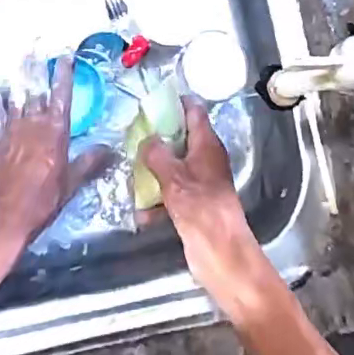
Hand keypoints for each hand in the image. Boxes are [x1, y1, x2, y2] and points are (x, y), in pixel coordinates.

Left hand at [0, 54, 113, 247]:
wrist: (4, 219)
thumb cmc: (43, 201)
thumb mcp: (71, 184)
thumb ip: (90, 162)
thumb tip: (112, 148)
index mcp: (56, 131)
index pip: (62, 95)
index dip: (64, 75)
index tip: (65, 56)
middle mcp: (34, 125)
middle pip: (37, 91)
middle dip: (37, 70)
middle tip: (36, 49)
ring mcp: (12, 131)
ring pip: (16, 99)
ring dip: (18, 80)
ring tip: (18, 63)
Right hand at [140, 97, 267, 310]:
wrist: (221, 252)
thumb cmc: (200, 207)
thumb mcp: (173, 177)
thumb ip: (156, 154)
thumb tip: (146, 140)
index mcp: (207, 143)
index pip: (194, 111)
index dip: (176, 103)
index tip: (154, 102)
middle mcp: (206, 157)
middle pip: (182, 138)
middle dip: (158, 138)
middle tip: (134, 138)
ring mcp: (203, 181)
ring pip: (175, 166)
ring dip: (155, 171)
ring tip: (132, 175)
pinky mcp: (197, 203)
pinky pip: (174, 192)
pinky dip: (159, 199)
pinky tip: (142, 213)